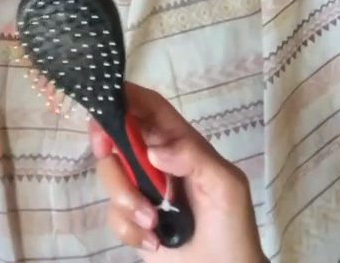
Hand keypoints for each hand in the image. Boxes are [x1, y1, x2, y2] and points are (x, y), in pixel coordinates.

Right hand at [92, 83, 264, 260]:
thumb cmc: (232, 227)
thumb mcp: (225, 185)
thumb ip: (194, 156)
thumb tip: (153, 151)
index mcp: (177, 141)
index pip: (146, 106)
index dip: (124, 98)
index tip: (107, 111)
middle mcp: (154, 160)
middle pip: (116, 134)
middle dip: (108, 145)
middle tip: (107, 153)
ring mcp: (141, 189)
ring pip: (109, 173)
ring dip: (124, 196)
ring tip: (152, 222)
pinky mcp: (132, 220)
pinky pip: (112, 213)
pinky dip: (128, 229)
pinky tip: (152, 241)